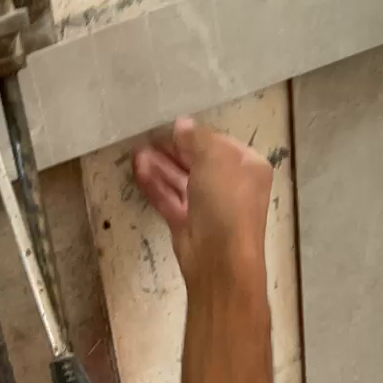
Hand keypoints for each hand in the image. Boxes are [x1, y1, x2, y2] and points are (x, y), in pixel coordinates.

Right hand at [132, 118, 272, 285]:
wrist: (220, 257)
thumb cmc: (226, 201)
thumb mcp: (215, 158)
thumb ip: (196, 138)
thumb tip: (181, 125)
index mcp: (246, 166)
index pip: (217, 143)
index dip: (193, 135)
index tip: (169, 128)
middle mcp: (228, 184)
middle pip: (196, 162)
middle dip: (172, 151)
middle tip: (147, 139)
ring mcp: (206, 205)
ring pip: (180, 180)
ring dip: (159, 166)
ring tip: (135, 152)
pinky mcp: (186, 223)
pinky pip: (169, 198)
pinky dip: (155, 185)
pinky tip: (139, 170)